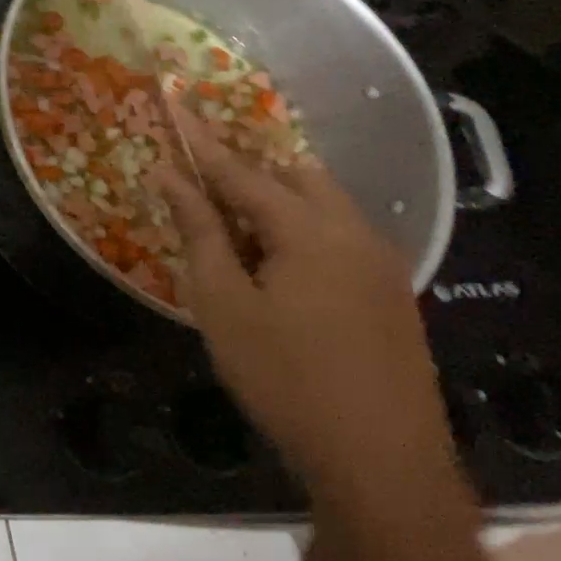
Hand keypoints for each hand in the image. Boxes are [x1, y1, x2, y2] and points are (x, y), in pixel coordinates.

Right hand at [149, 106, 453, 488]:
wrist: (379, 459)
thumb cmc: (283, 374)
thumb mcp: (222, 302)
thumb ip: (199, 231)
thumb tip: (171, 175)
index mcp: (310, 230)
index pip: (241, 170)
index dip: (200, 139)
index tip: (171, 102)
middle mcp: (354, 233)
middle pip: (295, 176)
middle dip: (245, 166)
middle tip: (196, 170)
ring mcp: (380, 264)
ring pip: (321, 205)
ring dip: (273, 198)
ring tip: (226, 215)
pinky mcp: (389, 294)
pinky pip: (337, 235)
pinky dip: (297, 227)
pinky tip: (269, 258)